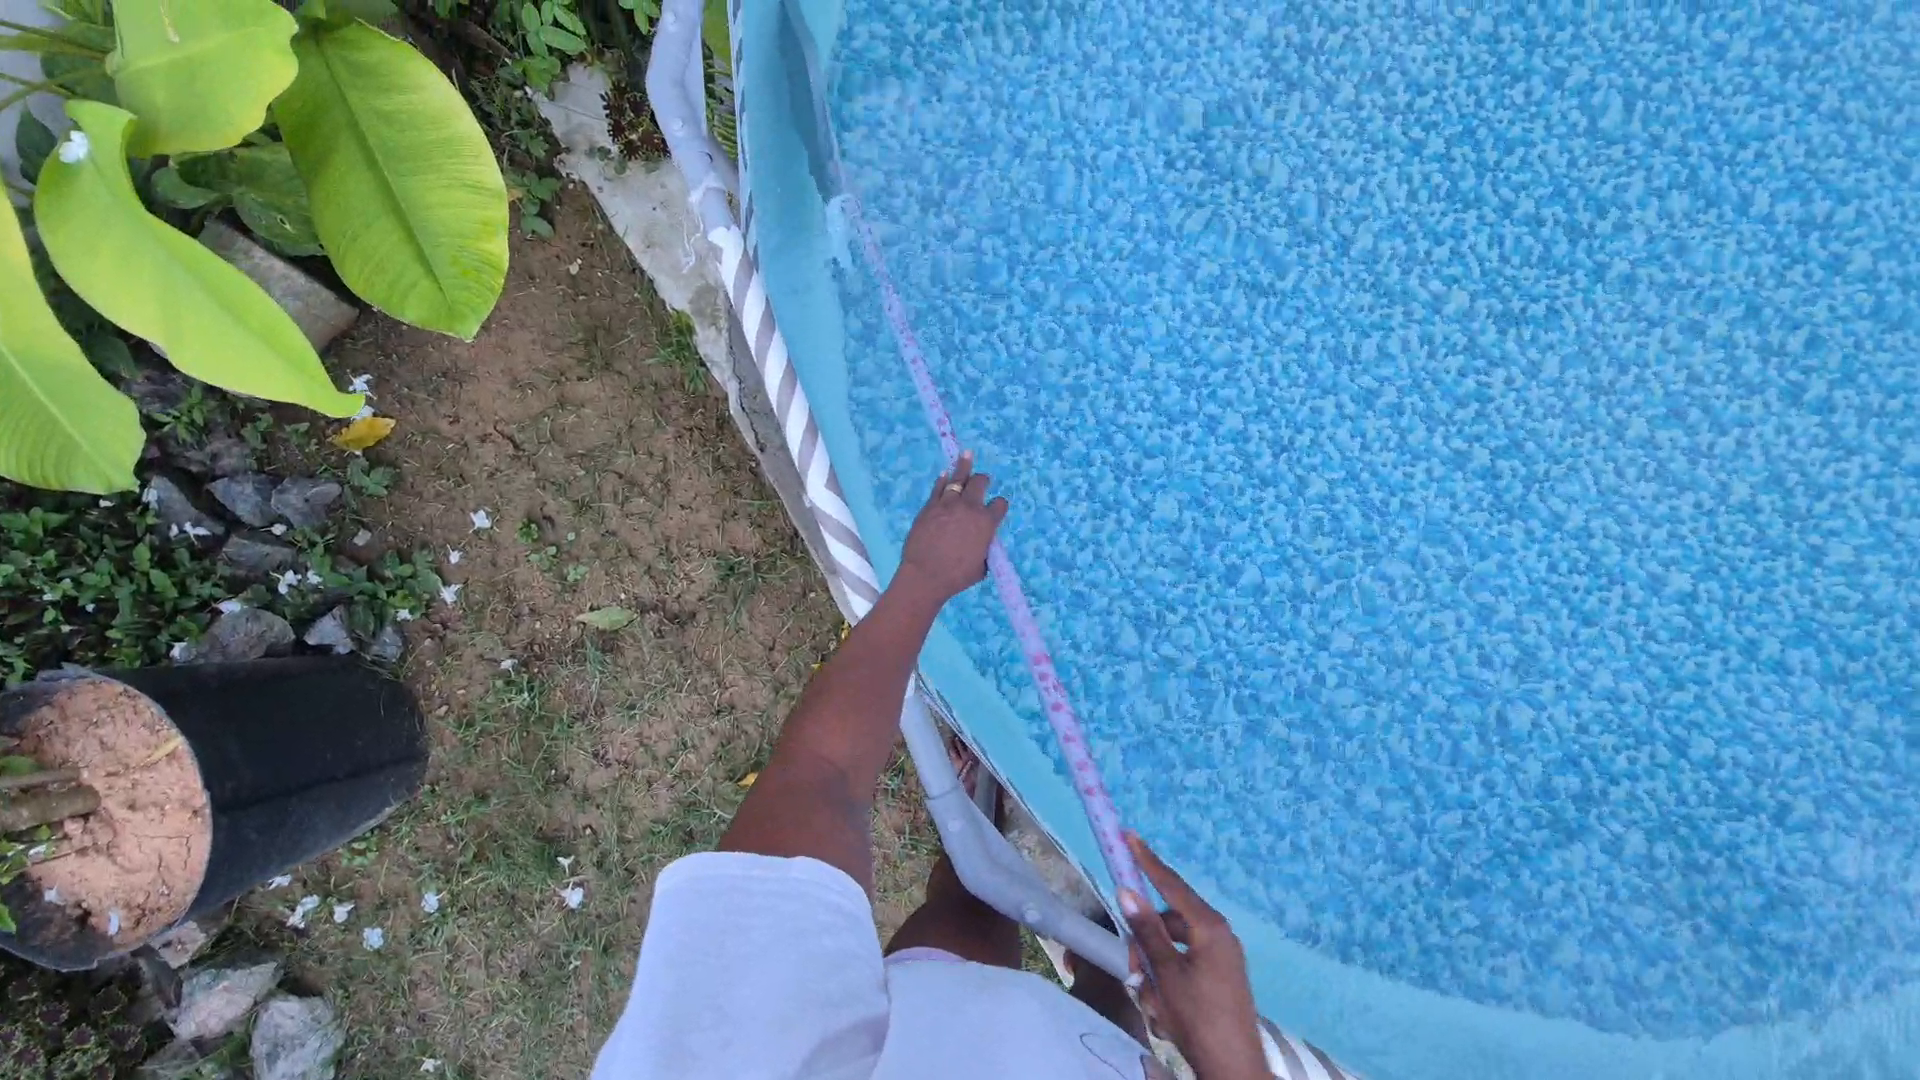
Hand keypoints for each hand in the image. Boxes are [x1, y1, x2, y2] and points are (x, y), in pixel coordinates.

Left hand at [895, 451, 1007, 603]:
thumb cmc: (957, 576)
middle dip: (983, 480)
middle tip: (983, 479)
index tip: (998, 507)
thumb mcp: (982, 566)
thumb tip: (982, 543)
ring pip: (958, 478)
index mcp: (987, 522)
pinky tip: (945, 473)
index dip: (1000, 505)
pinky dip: (943, 479)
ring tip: (967, 454)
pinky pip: (938, 488)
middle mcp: (969, 508)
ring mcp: (948, 504)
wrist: (925, 575)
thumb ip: (985, 548)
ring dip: (964, 466)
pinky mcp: (930, 507)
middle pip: (980, 484)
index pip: (1000, 505)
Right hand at [1120, 832, 1268, 1079]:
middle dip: (1146, 941)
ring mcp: (1222, 955)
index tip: (1129, 836)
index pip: (1171, 884)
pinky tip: (1161, 1003)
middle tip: (1134, 968)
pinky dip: (1168, 974)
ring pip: (1174, 944)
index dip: (1147, 860)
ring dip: (1155, 964)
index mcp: (1209, 927)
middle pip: (1169, 919)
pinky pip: (1184, 961)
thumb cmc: (1199, 1017)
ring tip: (1149, 996)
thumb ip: (1146, 930)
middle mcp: (1219, 934)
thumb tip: (1127, 891)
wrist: (1234, 1070)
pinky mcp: (1221, 975)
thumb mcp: (1166, 973)